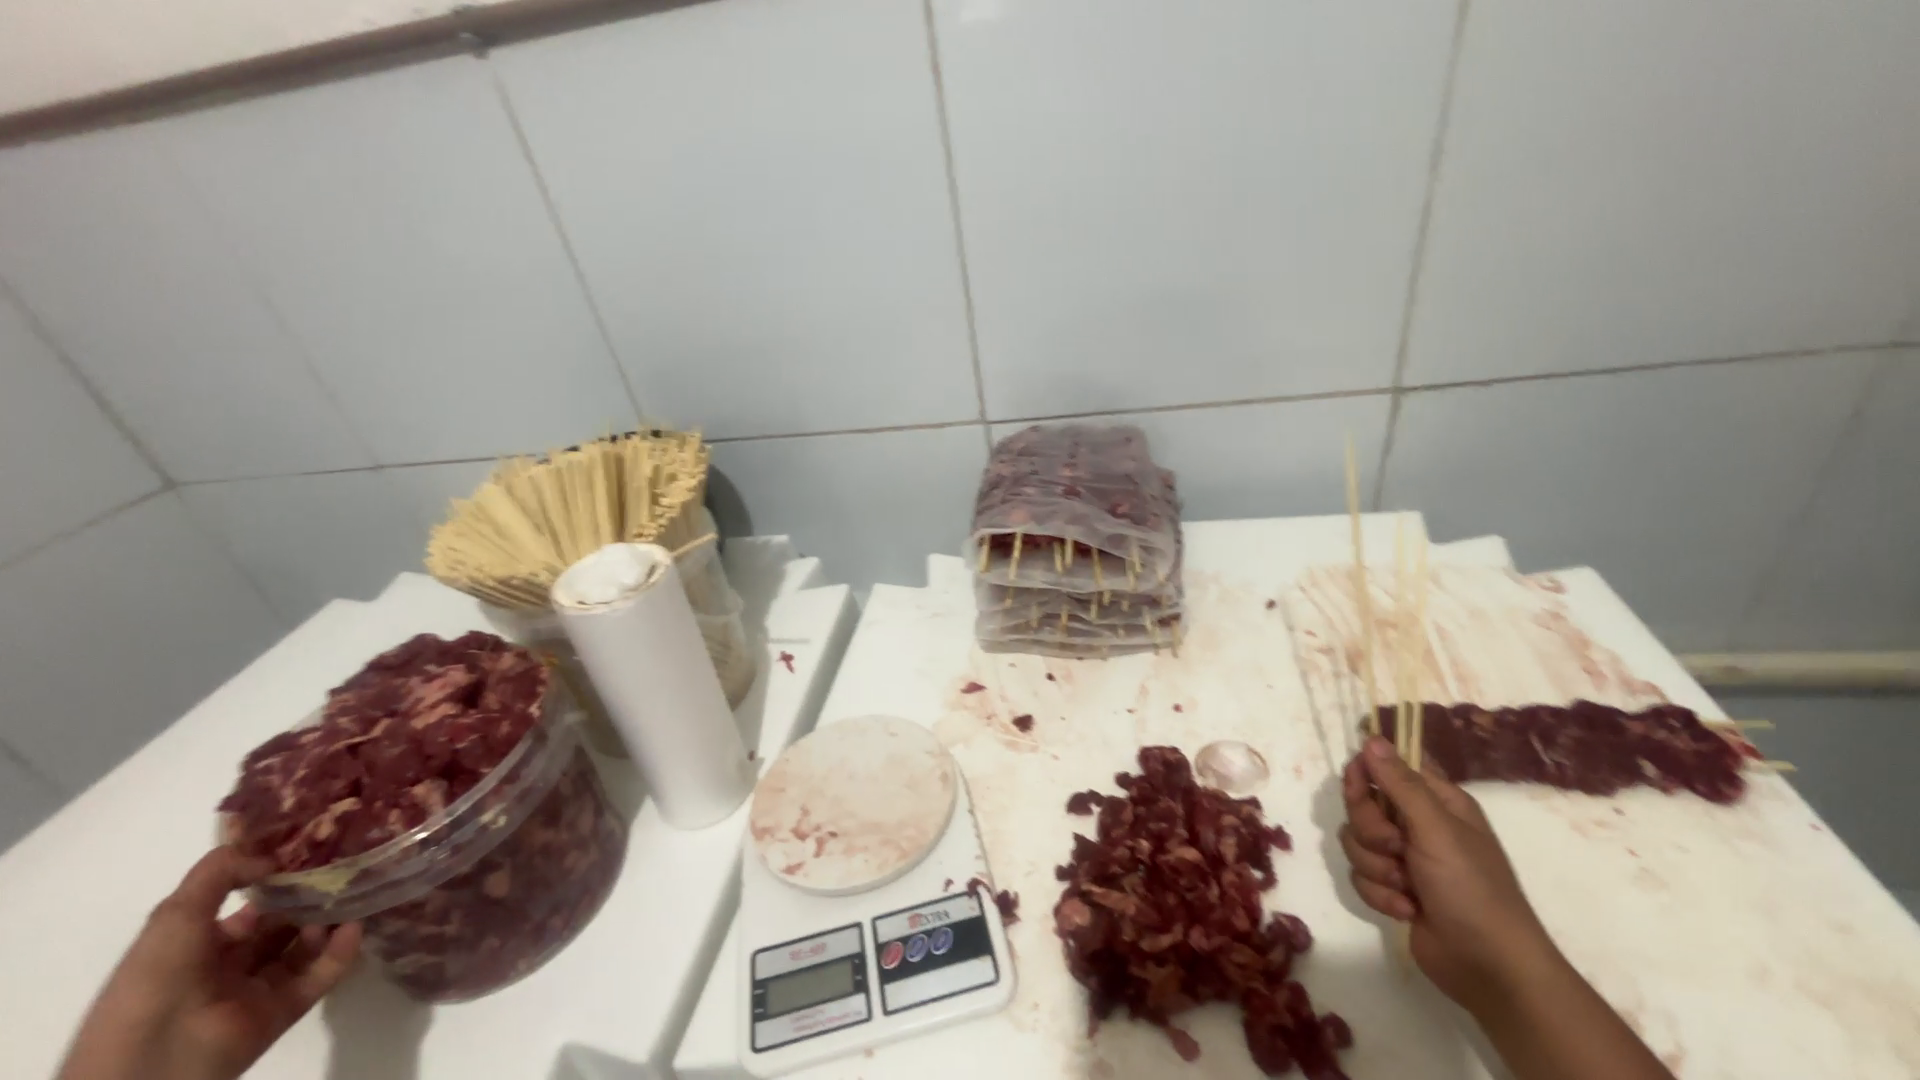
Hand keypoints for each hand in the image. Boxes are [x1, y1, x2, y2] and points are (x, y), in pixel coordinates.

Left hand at [57, 847, 362, 1079]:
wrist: (150, 1057)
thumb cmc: (156, 979)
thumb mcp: (175, 914)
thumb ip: (220, 873)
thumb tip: (274, 859)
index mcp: (197, 947)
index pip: (248, 909)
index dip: (276, 883)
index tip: (310, 857)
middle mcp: (229, 967)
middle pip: (281, 927)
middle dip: (309, 901)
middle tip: (341, 875)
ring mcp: (258, 991)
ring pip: (303, 949)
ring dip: (325, 924)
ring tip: (347, 900)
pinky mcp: (283, 1012)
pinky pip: (319, 978)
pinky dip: (340, 953)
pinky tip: (354, 929)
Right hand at [1339, 737, 1555, 1013]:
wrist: (1488, 964)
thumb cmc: (1471, 888)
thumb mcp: (1436, 829)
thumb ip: (1400, 783)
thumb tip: (1372, 738)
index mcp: (1438, 801)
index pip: (1389, 766)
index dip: (1367, 773)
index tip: (1359, 786)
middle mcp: (1419, 824)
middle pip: (1363, 805)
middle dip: (1371, 830)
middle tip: (1396, 847)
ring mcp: (1405, 858)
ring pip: (1357, 842)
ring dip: (1377, 868)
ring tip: (1407, 888)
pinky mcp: (1393, 889)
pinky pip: (1361, 875)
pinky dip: (1380, 895)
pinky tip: (1407, 910)